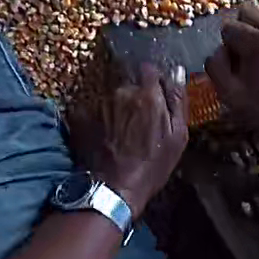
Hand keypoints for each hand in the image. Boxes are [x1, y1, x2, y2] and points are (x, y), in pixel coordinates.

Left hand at [85, 63, 188, 214]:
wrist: (114, 189)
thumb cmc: (152, 166)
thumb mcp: (178, 137)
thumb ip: (178, 100)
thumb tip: (177, 72)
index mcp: (147, 95)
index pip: (149, 69)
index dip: (152, 81)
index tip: (154, 96)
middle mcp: (121, 92)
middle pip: (129, 85)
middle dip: (134, 98)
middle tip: (138, 124)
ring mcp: (98, 103)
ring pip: (111, 98)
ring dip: (116, 110)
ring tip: (121, 135)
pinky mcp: (81, 115)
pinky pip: (93, 110)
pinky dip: (99, 119)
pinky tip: (105, 138)